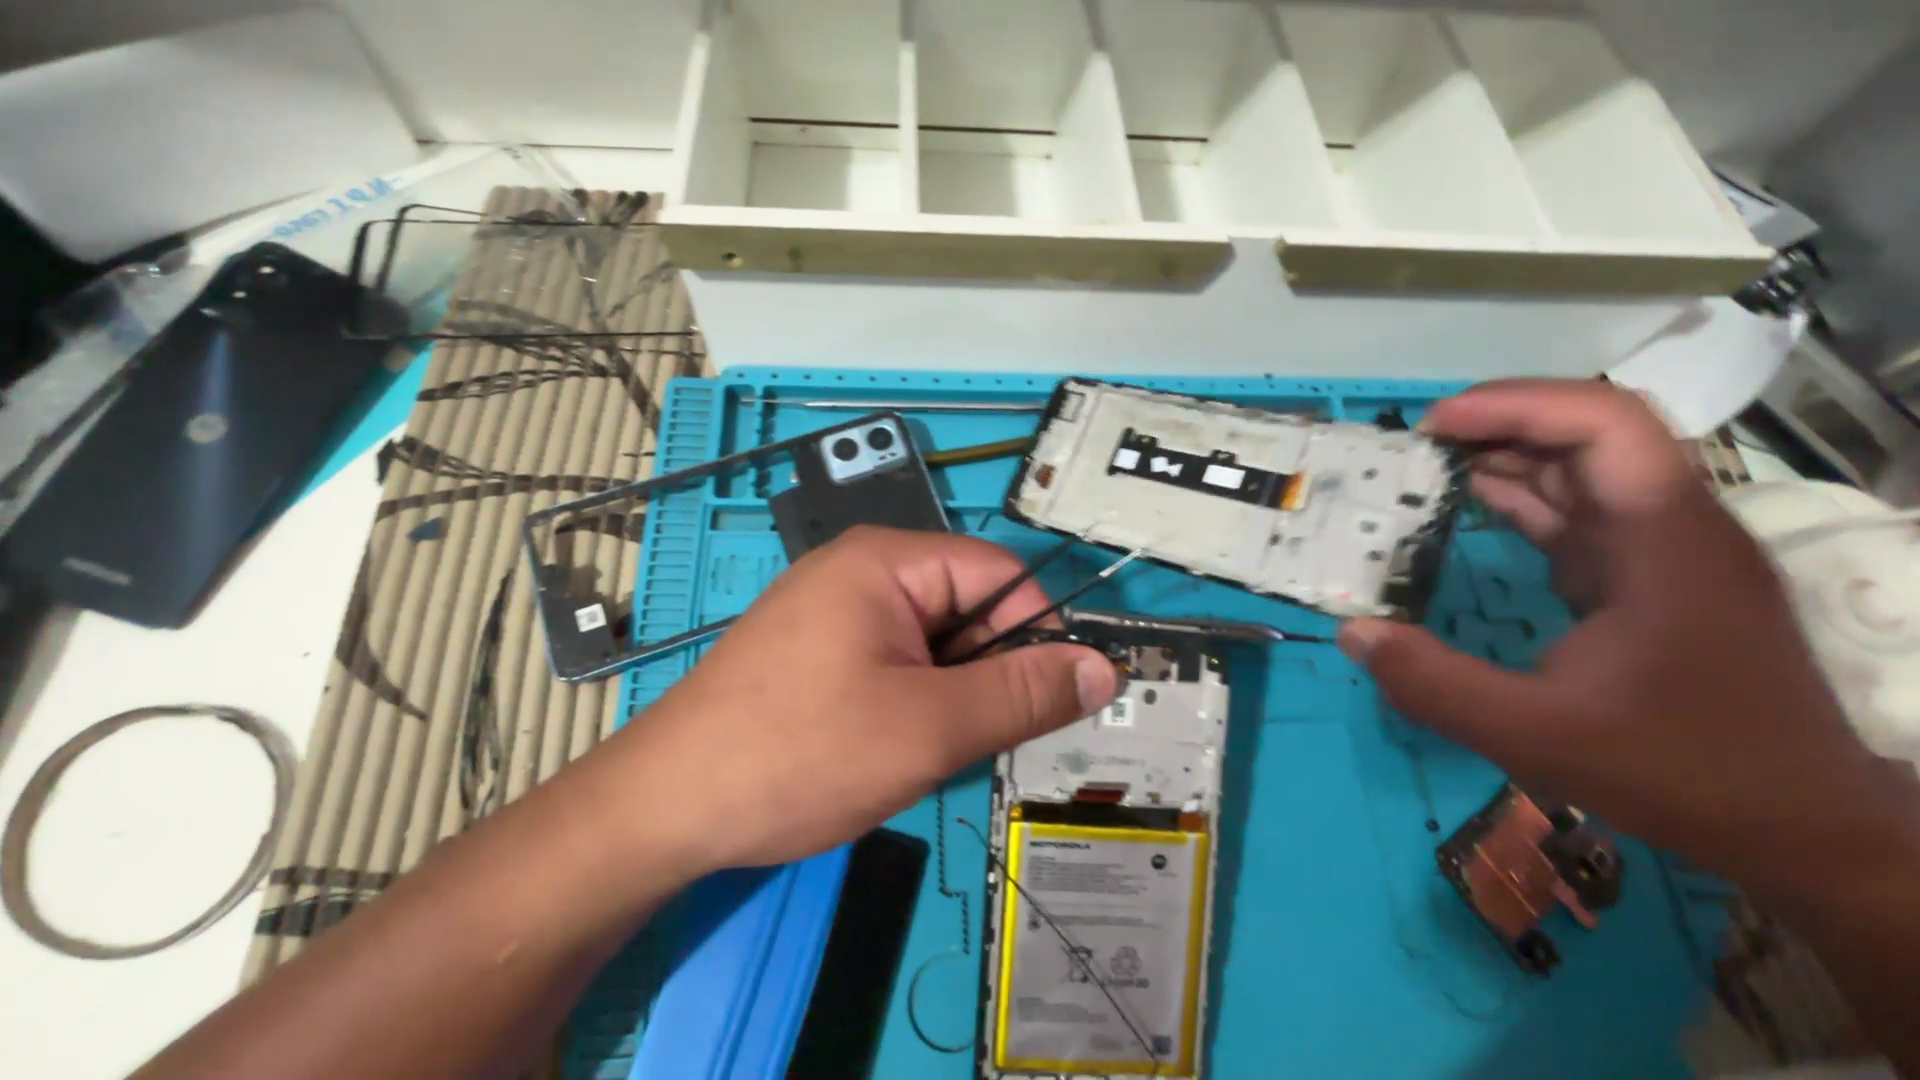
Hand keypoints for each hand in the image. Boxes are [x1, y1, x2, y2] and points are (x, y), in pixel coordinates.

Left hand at [605, 527, 1119, 871]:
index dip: (1037, 633)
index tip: (1049, 702)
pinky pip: (895, 667)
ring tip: (922, 752)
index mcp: (886, 562)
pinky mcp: (816, 656)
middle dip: (987, 675)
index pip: (1001, 574)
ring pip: (935, 647)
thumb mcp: (929, 727)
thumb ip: (1023, 694)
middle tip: (973, 740)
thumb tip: (1105, 668)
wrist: (667, 808)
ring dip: (950, 700)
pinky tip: (889, 752)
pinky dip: (912, 707)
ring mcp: (832, 615)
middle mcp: (860, 574)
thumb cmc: (801, 754)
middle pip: (968, 608)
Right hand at [1337, 380, 1907, 890]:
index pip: (1605, 423)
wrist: (1796, 824)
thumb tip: (1353, 632)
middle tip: (1416, 443)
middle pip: (1593, 434)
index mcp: (1664, 541)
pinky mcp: (1652, 578)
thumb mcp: (1535, 736)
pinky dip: (1524, 500)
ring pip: (1587, 471)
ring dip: (1509, 458)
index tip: (1434, 425)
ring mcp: (1667, 551)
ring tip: (1429, 466)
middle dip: (1501, 424)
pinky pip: (1583, 514)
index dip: (1516, 405)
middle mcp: (1674, 527)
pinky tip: (1474, 507)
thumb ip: (1434, 684)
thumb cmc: (1679, 771)